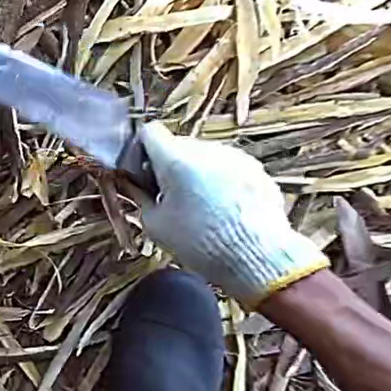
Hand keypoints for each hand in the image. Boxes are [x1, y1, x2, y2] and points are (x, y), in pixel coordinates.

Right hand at [139, 121, 328, 307]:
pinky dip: (218, 183)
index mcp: (176, 159)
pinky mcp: (256, 169)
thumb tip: (134, 184)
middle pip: (177, 146)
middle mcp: (206, 150)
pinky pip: (226, 168)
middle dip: (167, 167)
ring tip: (197, 209)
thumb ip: (140, 196)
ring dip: (194, 174)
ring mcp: (235, 157)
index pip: (149, 132)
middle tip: (166, 198)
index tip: (142, 174)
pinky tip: (220, 212)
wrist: (256, 259)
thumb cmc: (201, 244)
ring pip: (202, 157)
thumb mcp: (155, 224)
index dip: (141, 151)